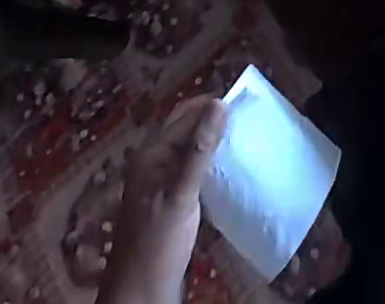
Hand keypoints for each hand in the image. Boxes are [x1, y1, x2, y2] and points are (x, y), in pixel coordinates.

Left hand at [98, 97, 227, 303]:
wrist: (140, 295)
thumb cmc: (158, 241)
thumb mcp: (182, 192)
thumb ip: (200, 149)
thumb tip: (219, 103)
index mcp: (151, 153)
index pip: (184, 115)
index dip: (210, 105)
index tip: (242, 100)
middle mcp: (153, 160)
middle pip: (185, 128)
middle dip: (210, 118)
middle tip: (244, 117)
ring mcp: (161, 180)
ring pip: (189, 148)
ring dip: (211, 139)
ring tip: (241, 137)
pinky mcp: (170, 198)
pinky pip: (191, 168)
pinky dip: (208, 161)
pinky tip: (226, 166)